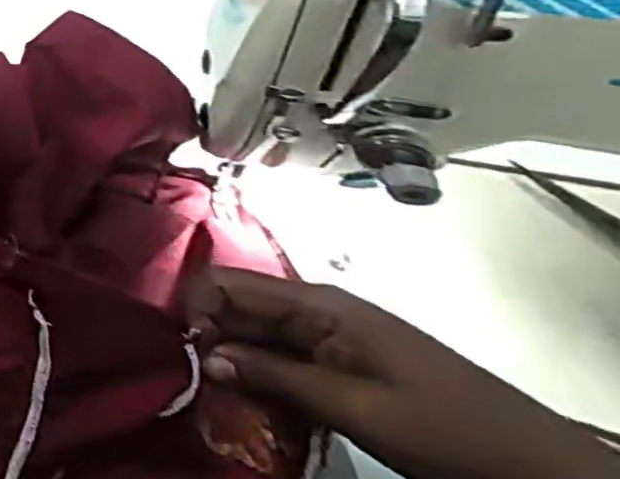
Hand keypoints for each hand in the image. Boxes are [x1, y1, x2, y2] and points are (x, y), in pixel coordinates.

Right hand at [184, 268, 616, 478]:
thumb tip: (207, 358)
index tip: (190, 353)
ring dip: (236, 361)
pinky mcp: (342, 360)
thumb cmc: (452, 431)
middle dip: (212, 339)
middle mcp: (316, 307)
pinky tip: (259, 402)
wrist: (552, 470)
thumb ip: (277, 376)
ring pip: (257, 333)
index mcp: (318, 303)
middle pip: (238, 307)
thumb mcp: (358, 408)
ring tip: (226, 396)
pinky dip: (264, 376)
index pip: (227, 283)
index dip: (198, 310)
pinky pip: (283, 355)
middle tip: (201, 382)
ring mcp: (331, 334)